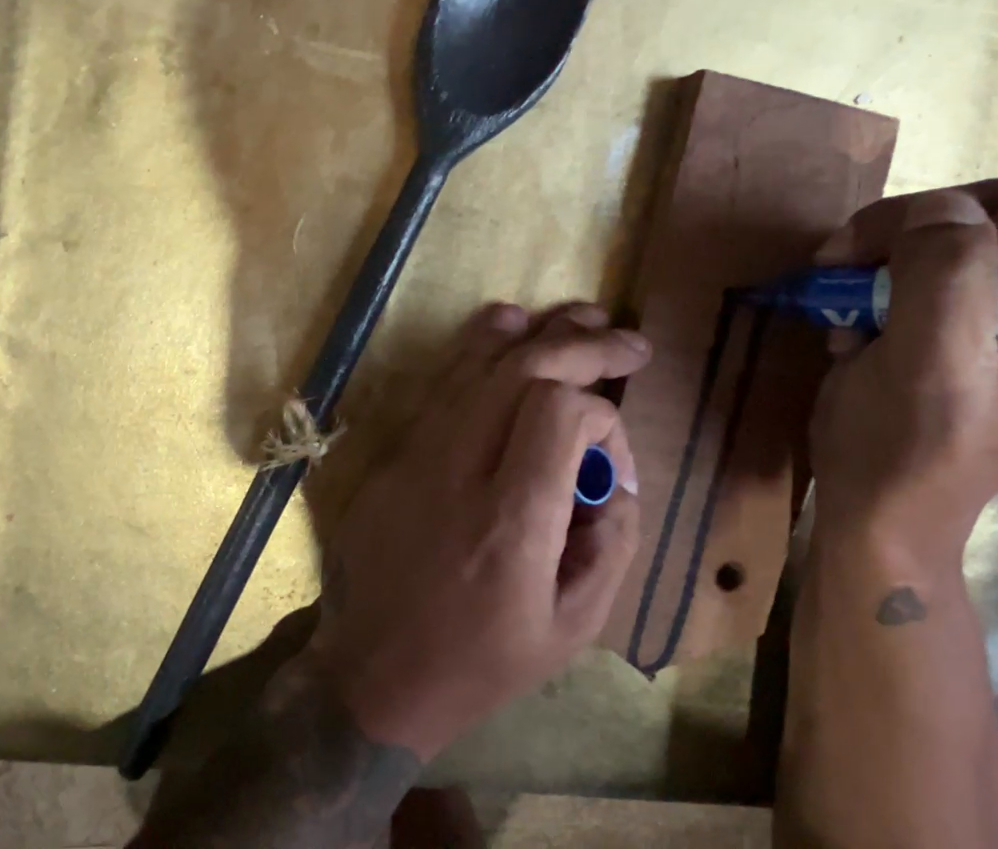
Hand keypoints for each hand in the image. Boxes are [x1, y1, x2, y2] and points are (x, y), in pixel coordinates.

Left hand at [303, 302, 650, 758]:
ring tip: (580, 319)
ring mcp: (414, 457)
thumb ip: (612, 541)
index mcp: (510, 525)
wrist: (371, 678)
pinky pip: (440, 383)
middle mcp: (457, 473)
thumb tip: (613, 471)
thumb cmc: (481, 664)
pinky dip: (480, 347)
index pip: (559, 414)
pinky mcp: (390, 456)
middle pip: (520, 371)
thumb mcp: (572, 627)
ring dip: (533, 332)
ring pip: (474, 362)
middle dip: (581, 345)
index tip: (609, 455)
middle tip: (626, 344)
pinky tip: (512, 329)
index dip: (602, 416)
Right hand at [808, 171, 997, 562]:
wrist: (868, 506)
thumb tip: (941, 207)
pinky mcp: (948, 310)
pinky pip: (915, 251)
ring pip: (958, 219)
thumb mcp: (933, 365)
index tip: (986, 244)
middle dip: (940, 218)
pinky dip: (871, 266)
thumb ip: (949, 275)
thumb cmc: (910, 451)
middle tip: (869, 251)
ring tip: (840, 282)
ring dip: (887, 240)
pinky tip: (847, 313)